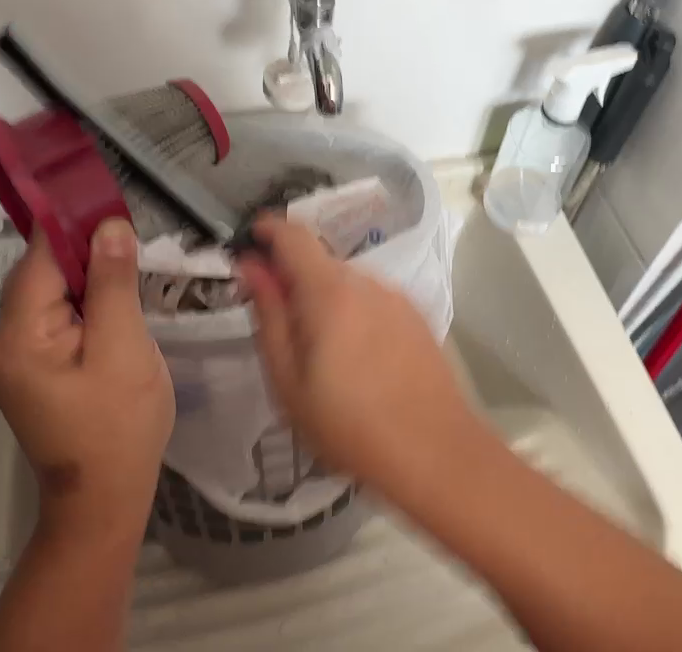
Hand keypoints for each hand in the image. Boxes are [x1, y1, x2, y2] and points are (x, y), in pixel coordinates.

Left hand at [0, 220, 174, 535]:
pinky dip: (87, 302)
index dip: (74, 224)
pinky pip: (58, 317)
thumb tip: (109, 224)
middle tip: (134, 238)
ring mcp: (19, 357)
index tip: (111, 200)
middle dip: (86, 250)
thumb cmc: (118, 424)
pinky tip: (117, 302)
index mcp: (20, 333)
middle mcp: (7, 339)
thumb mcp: (124, 348)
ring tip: (131, 265)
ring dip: (90, 276)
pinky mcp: (36, 368)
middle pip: (43, 272)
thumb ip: (114, 283)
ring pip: (54, 293)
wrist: (104, 499)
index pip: (40, 256)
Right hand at [235, 216, 484, 499]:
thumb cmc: (348, 425)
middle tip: (276, 325)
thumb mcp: (288, 380)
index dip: (266, 229)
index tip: (246, 243)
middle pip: (320, 261)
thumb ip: (268, 314)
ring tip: (318, 355)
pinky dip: (352, 313)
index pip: (293, 233)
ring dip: (324, 299)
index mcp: (330, 290)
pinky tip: (354, 360)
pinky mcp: (416, 316)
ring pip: (347, 283)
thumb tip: (251, 266)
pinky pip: (372, 301)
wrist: (434, 451)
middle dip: (292, 278)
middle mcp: (367, 281)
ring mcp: (397, 297)